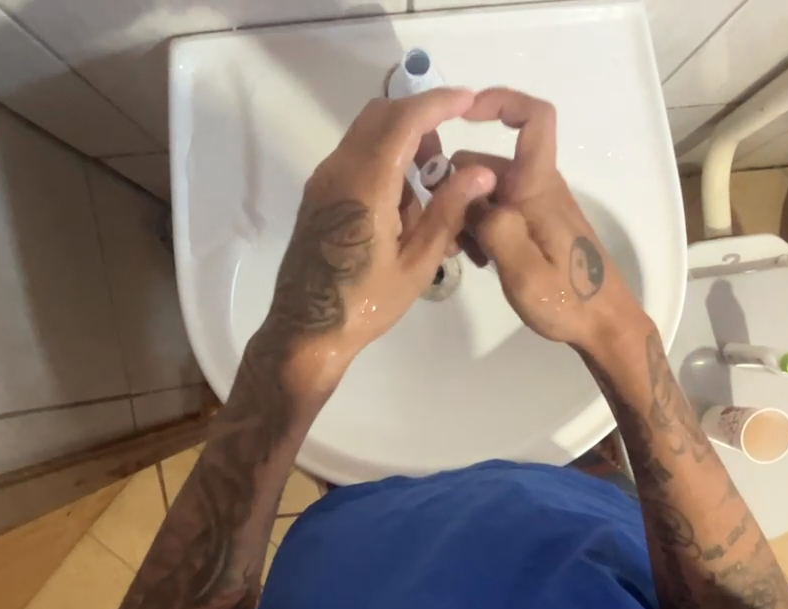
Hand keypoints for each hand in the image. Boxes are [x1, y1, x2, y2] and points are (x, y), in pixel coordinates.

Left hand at [260, 88, 496, 399]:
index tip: (468, 100)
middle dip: (420, 124)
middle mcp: (340, 169)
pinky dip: (382, 167)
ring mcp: (323, 180)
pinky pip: (354, 160)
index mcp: (368, 184)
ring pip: (367, 137)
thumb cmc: (367, 304)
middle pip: (382, 116)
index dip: (440, 103)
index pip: (406, 120)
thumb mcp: (417, 264)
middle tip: (445, 163)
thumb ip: (448, 213)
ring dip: (400, 148)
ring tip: (424, 201)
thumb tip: (480, 173)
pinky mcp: (317, 195)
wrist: (307, 330)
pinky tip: (398, 213)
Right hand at [456, 89, 651, 354]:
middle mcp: (538, 190)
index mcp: (538, 189)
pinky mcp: (537, 229)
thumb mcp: (523, 272)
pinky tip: (481, 259)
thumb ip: (494, 228)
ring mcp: (538, 210)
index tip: (464, 113)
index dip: (500, 102)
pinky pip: (499, 214)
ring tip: (465, 255)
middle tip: (448, 234)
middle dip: (459, 188)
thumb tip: (468, 193)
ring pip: (489, 192)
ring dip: (468, 215)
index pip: (532, 119)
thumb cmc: (568, 301)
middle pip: (489, 164)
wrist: (604, 325)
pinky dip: (483, 228)